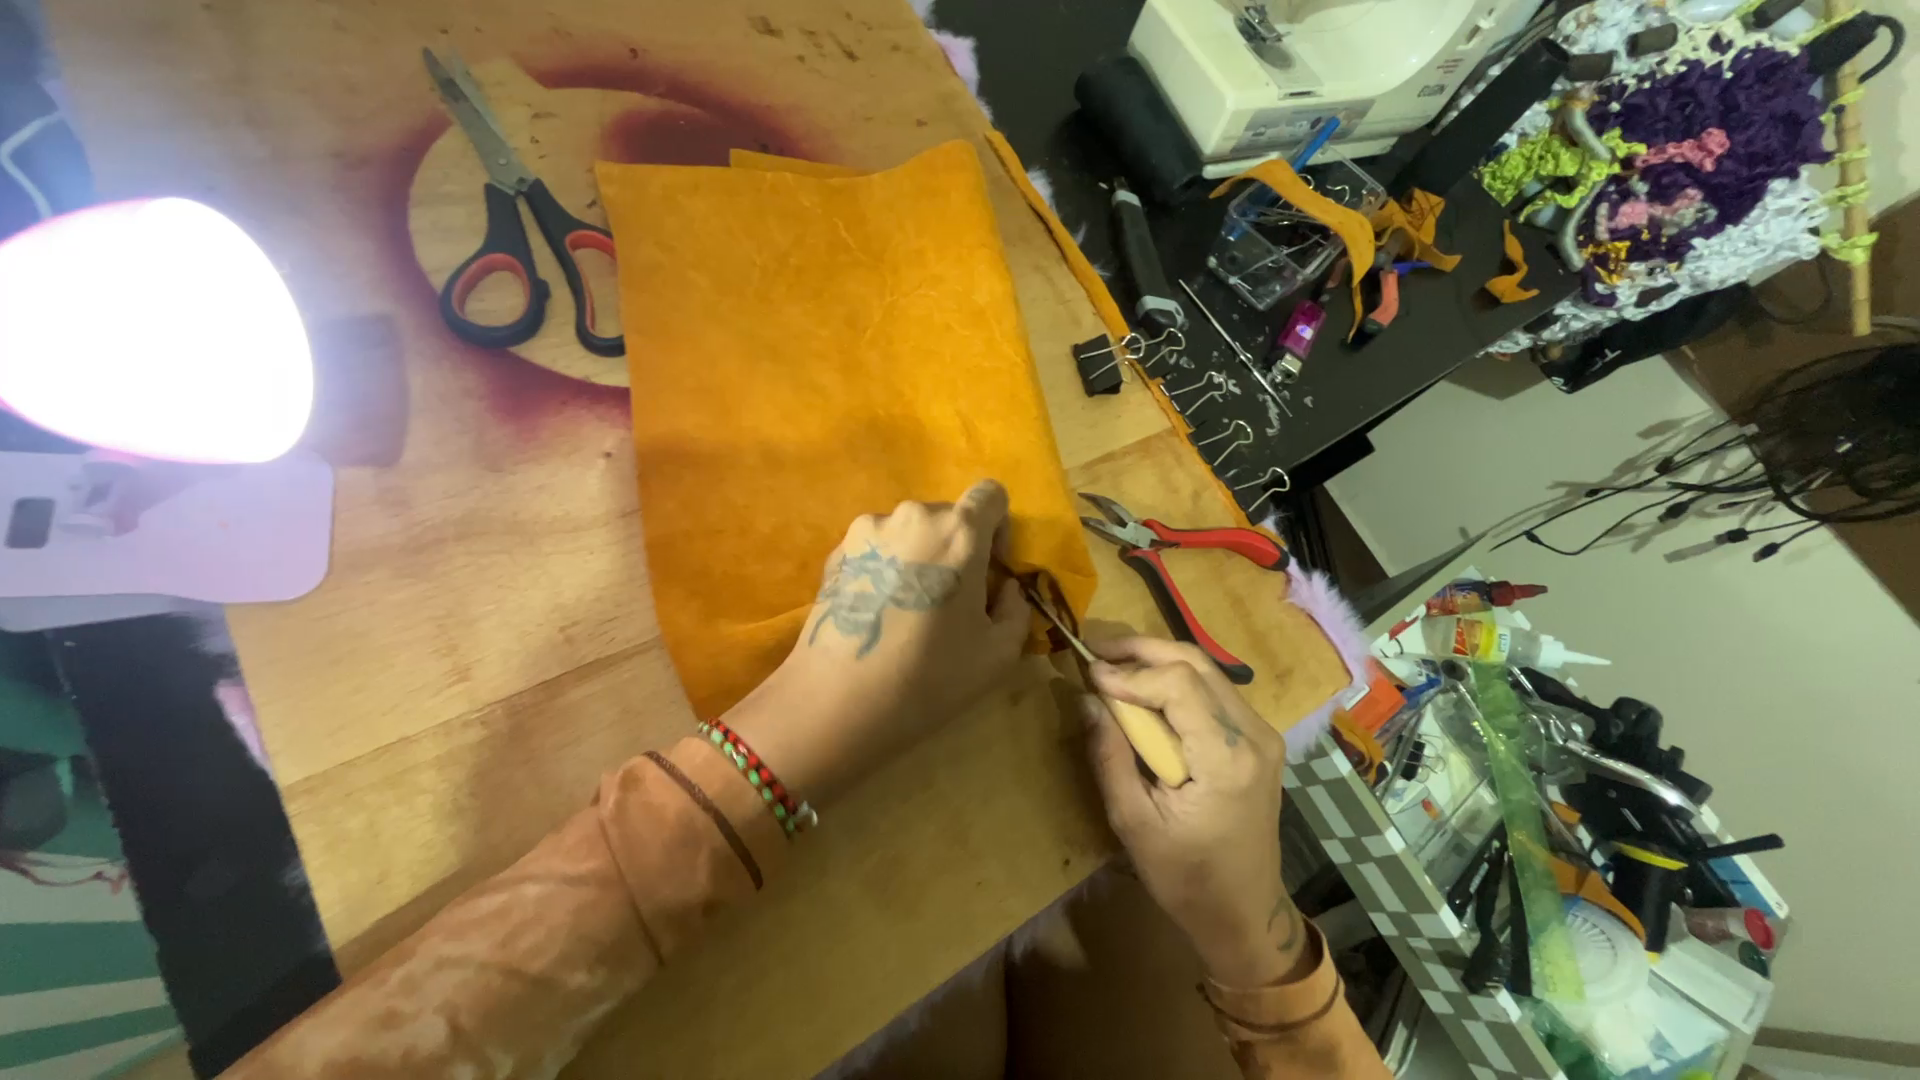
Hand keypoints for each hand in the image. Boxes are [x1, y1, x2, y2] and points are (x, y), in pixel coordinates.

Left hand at [726, 479, 1031, 803]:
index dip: (999, 530)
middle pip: (948, 516)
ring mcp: (866, 531)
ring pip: (910, 532)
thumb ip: (1016, 608)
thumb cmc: (929, 677)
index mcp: (958, 531)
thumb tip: (1004, 587)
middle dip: (957, 550)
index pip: (991, 494)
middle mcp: (912, 516)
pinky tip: (877, 614)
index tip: (989, 572)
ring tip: (908, 611)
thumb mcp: (998, 654)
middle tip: (950, 603)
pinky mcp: (835, 552)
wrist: (836, 702)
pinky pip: (877, 548)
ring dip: (920, 558)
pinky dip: (886, 569)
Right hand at [1081, 637, 1312, 988]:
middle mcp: (1253, 736)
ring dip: (1158, 661)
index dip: (1130, 671)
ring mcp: (1262, 735)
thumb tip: (1087, 698)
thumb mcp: (1133, 822)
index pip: (1178, 684)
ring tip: (1113, 668)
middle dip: (1142, 650)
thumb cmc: (1185, 878)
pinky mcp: (1258, 740)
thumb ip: (1110, 755)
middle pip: (1195, 664)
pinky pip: (1214, 691)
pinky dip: (1176, 682)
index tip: (1089, 674)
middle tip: (1096, 652)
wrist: (1244, 913)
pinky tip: (1145, 691)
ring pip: (1207, 671)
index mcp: (1226, 759)